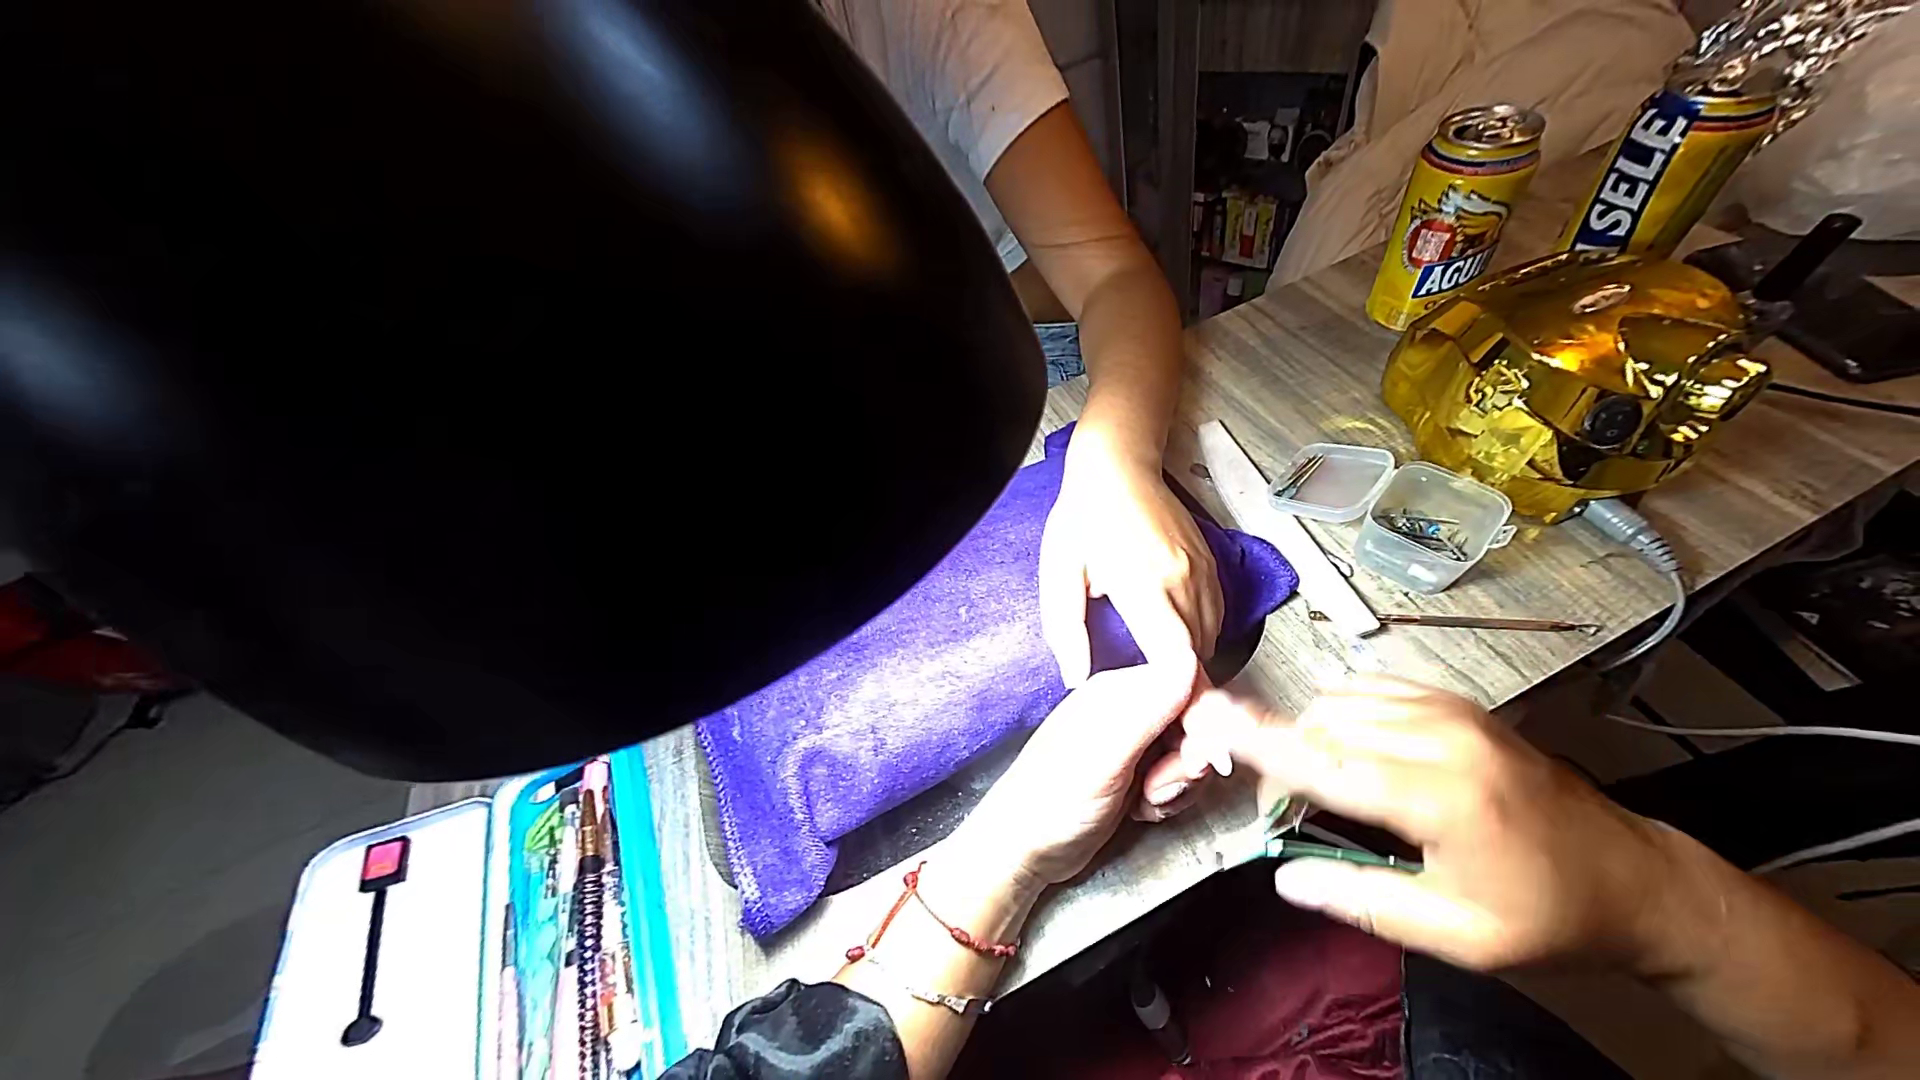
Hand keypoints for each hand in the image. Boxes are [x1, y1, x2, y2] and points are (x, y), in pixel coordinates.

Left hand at [950, 659, 1208, 894]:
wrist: (1024, 849)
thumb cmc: (1050, 803)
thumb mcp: (1102, 757)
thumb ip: (1147, 710)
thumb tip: (1189, 660)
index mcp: (1116, 692)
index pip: (1187, 684)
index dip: (1205, 722)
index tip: (1199, 760)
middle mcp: (1126, 708)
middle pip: (1194, 721)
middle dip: (1189, 761)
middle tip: (1160, 788)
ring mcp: (1131, 740)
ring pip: (1189, 752)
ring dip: (1179, 784)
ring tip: (1145, 801)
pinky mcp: (1135, 769)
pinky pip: (1177, 776)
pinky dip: (1171, 797)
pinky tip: (1143, 810)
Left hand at [1040, 430, 1221, 686]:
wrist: (1117, 466)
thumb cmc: (1083, 516)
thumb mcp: (1061, 571)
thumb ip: (1067, 627)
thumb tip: (1076, 676)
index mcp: (1143, 584)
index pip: (1175, 658)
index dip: (1175, 695)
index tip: (1164, 716)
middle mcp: (1181, 580)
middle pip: (1198, 655)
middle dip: (1183, 686)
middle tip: (1163, 709)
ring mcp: (1201, 570)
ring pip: (1212, 636)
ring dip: (1193, 662)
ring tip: (1168, 680)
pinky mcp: (1209, 562)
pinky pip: (1219, 612)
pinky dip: (1203, 634)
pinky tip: (1178, 639)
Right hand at [1181, 675, 1688, 973]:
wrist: (1640, 880)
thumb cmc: (1550, 916)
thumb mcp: (1460, 935)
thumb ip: (1364, 901)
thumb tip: (1284, 878)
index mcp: (1442, 799)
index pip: (1325, 764)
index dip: (1259, 741)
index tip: (1206, 715)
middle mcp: (1440, 739)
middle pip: (1321, 730)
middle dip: (1285, 761)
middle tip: (1284, 810)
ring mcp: (1448, 711)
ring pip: (1335, 704)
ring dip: (1310, 737)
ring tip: (1324, 785)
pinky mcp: (1451, 701)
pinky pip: (1365, 688)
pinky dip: (1338, 712)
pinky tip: (1349, 743)